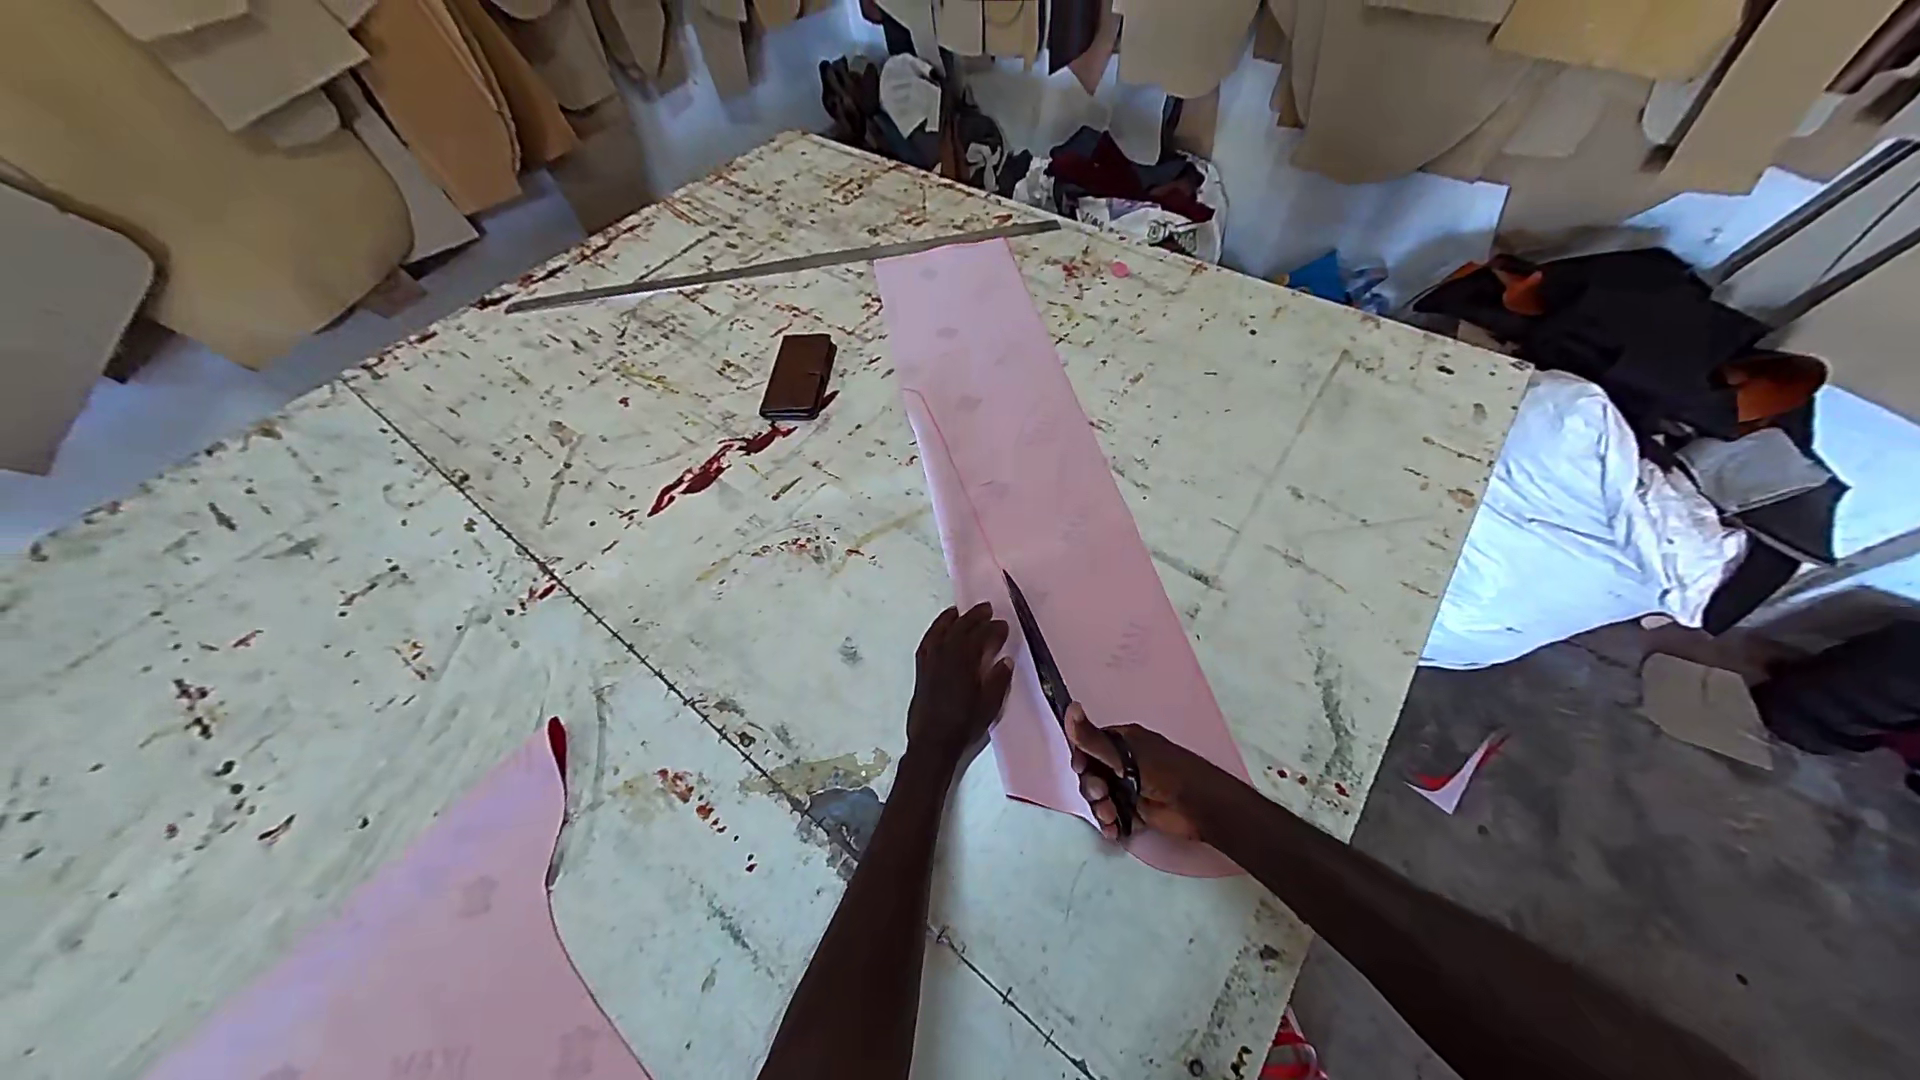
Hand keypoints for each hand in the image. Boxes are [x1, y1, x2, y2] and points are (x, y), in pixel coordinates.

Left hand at [906, 603, 1013, 772]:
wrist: (932, 742)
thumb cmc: (964, 725)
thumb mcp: (989, 705)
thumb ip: (998, 680)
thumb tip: (1005, 660)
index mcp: (965, 661)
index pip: (981, 636)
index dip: (993, 629)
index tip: (1004, 625)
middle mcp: (946, 655)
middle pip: (961, 628)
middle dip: (975, 617)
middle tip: (987, 609)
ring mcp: (931, 660)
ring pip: (942, 630)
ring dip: (954, 618)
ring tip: (962, 611)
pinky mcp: (921, 668)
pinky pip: (928, 641)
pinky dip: (935, 630)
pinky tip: (940, 629)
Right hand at [1066, 704, 1217, 841]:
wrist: (1201, 807)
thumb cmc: (1165, 772)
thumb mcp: (1126, 755)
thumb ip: (1093, 738)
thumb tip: (1071, 707)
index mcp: (1123, 741)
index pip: (1090, 745)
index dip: (1082, 759)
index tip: (1081, 769)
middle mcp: (1124, 762)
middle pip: (1092, 774)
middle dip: (1092, 787)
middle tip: (1101, 796)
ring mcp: (1130, 786)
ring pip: (1101, 796)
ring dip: (1100, 807)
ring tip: (1110, 817)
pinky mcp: (1136, 810)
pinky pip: (1113, 814)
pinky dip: (1110, 823)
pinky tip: (1114, 830)